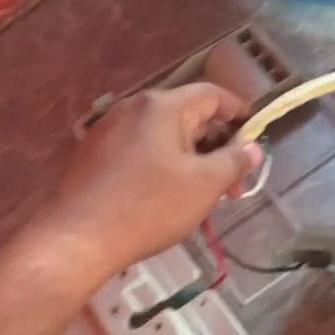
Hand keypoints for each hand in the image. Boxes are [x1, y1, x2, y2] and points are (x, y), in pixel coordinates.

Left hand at [26, 83, 262, 277]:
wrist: (77, 239)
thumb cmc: (149, 206)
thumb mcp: (204, 185)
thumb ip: (235, 161)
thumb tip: (253, 147)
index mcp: (163, 106)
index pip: (213, 95)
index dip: (240, 114)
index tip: (256, 138)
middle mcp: (134, 107)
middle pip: (189, 116)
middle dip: (217, 147)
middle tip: (234, 184)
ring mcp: (109, 129)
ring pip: (165, 136)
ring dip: (192, 160)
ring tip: (205, 196)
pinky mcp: (94, 154)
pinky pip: (142, 150)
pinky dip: (164, 165)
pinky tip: (170, 197)